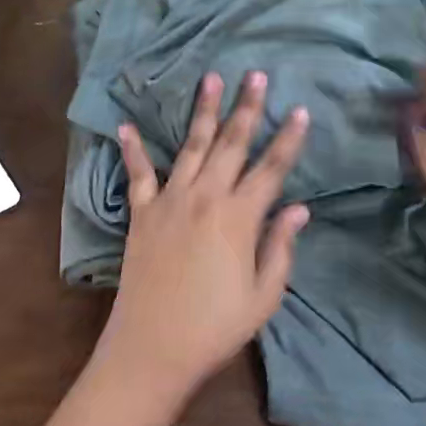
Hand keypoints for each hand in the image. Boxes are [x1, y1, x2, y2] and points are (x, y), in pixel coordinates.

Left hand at [100, 71, 311, 399]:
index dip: (288, 139)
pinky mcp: (141, 214)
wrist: (151, 350)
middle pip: (232, 144)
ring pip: (191, 147)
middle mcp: (205, 198)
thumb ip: (281, 247)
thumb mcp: (263, 295)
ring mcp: (169, 202)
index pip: (272, 169)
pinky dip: (132, 150)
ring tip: (210, 79)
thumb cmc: (215, 328)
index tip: (300, 110)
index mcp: (240, 218)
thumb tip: (300, 208)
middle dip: (247, 108)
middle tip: (255, 75)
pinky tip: (125, 125)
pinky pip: (138, 175)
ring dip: (202, 112)